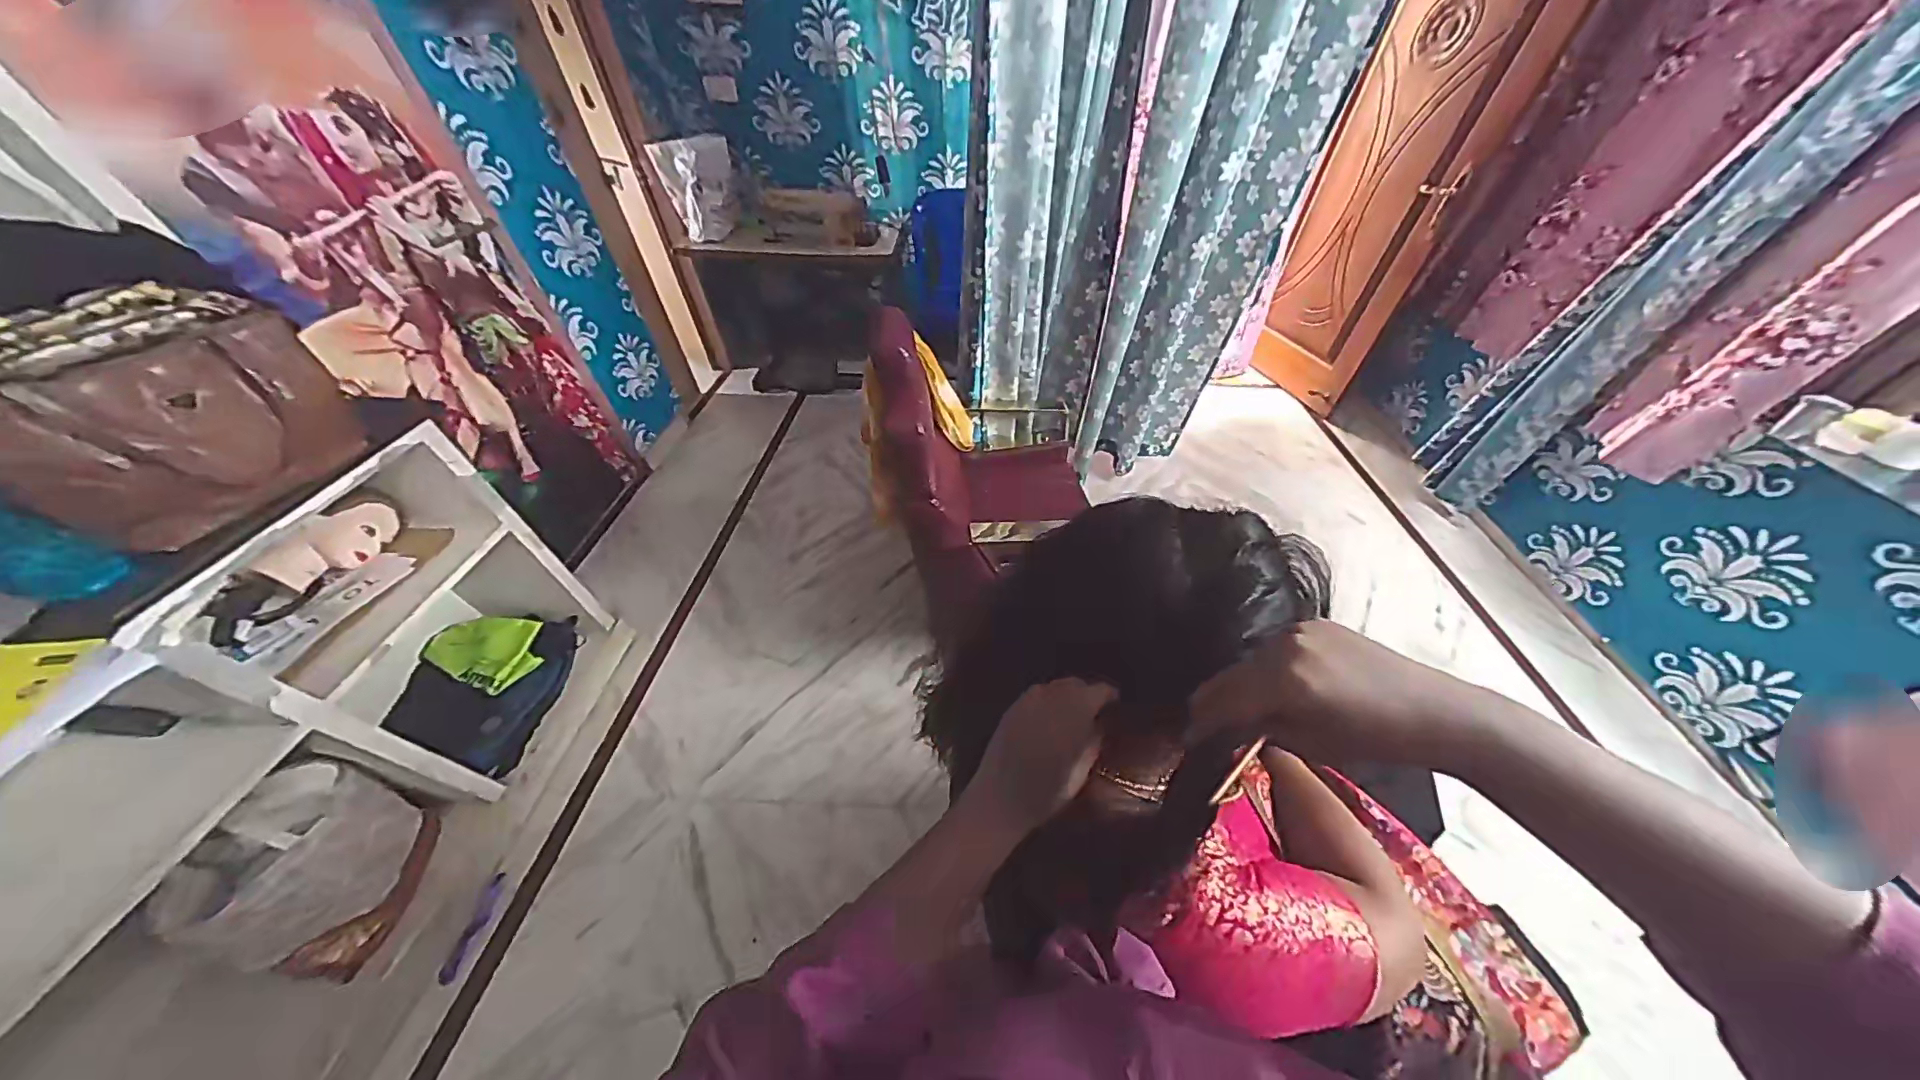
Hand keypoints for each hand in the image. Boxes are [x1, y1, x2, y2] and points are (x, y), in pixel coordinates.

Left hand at [963, 679, 1114, 832]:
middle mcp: (1050, 698)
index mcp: (1074, 711)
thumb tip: (1098, 727)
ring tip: (1071, 714)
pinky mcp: (1011, 708)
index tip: (1115, 704)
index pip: (1097, 691)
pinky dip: (1047, 701)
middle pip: (1074, 685)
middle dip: (1086, 694)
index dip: (1108, 696)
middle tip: (1094, 711)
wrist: (1000, 798)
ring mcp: (1027, 701)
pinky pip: (1036, 695)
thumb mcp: (1081, 770)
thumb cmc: (1047, 792)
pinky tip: (1048, 719)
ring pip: (1054, 687)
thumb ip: (1092, 742)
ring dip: (1065, 695)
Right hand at [1188, 620, 1492, 767]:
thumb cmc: (1375, 738)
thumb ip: (1260, 728)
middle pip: (1230, 675)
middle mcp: (1283, 644)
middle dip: (1214, 702)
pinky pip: (1275, 650)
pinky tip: (1274, 689)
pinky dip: (1265, 670)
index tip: (1187, 738)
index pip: (1222, 698)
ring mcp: (1299, 630)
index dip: (1201, 721)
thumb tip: (1226, 726)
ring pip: (1250, 661)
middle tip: (1205, 726)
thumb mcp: (1309, 743)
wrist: (1436, 710)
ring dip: (1240, 685)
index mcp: (1282, 677)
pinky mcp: (1315, 625)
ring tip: (1241, 710)